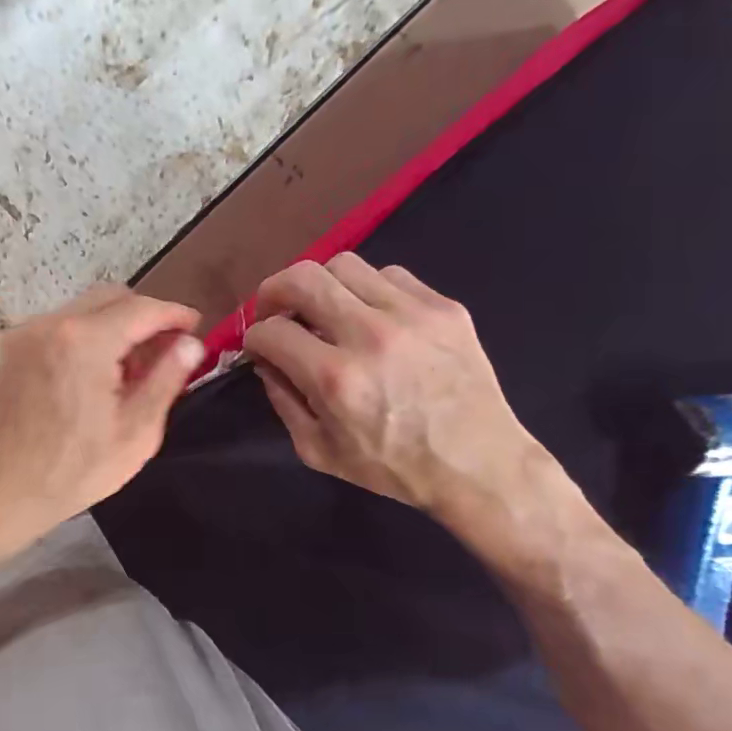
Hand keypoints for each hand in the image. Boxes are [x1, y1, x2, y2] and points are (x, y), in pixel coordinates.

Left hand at [0, 284, 202, 541]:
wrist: (5, 490)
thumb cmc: (76, 470)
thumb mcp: (136, 431)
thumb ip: (167, 378)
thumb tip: (191, 344)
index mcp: (85, 341)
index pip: (142, 308)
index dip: (174, 314)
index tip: (196, 327)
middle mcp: (53, 324)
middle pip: (112, 297)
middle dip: (145, 316)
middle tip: (167, 351)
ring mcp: (29, 333)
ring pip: (86, 308)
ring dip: (116, 325)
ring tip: (133, 369)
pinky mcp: (15, 347)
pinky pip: (63, 324)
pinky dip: (89, 335)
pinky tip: (99, 372)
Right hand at [243, 253, 540, 517]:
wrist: (478, 464)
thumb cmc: (392, 466)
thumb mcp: (317, 450)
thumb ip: (282, 400)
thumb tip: (266, 361)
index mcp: (335, 377)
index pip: (271, 331)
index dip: (253, 338)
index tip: (259, 347)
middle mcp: (369, 335)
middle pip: (302, 278)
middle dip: (273, 292)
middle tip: (274, 310)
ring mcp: (411, 314)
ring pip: (343, 264)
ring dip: (320, 285)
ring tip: (323, 309)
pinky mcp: (444, 307)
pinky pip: (390, 274)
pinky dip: (366, 289)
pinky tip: (369, 314)